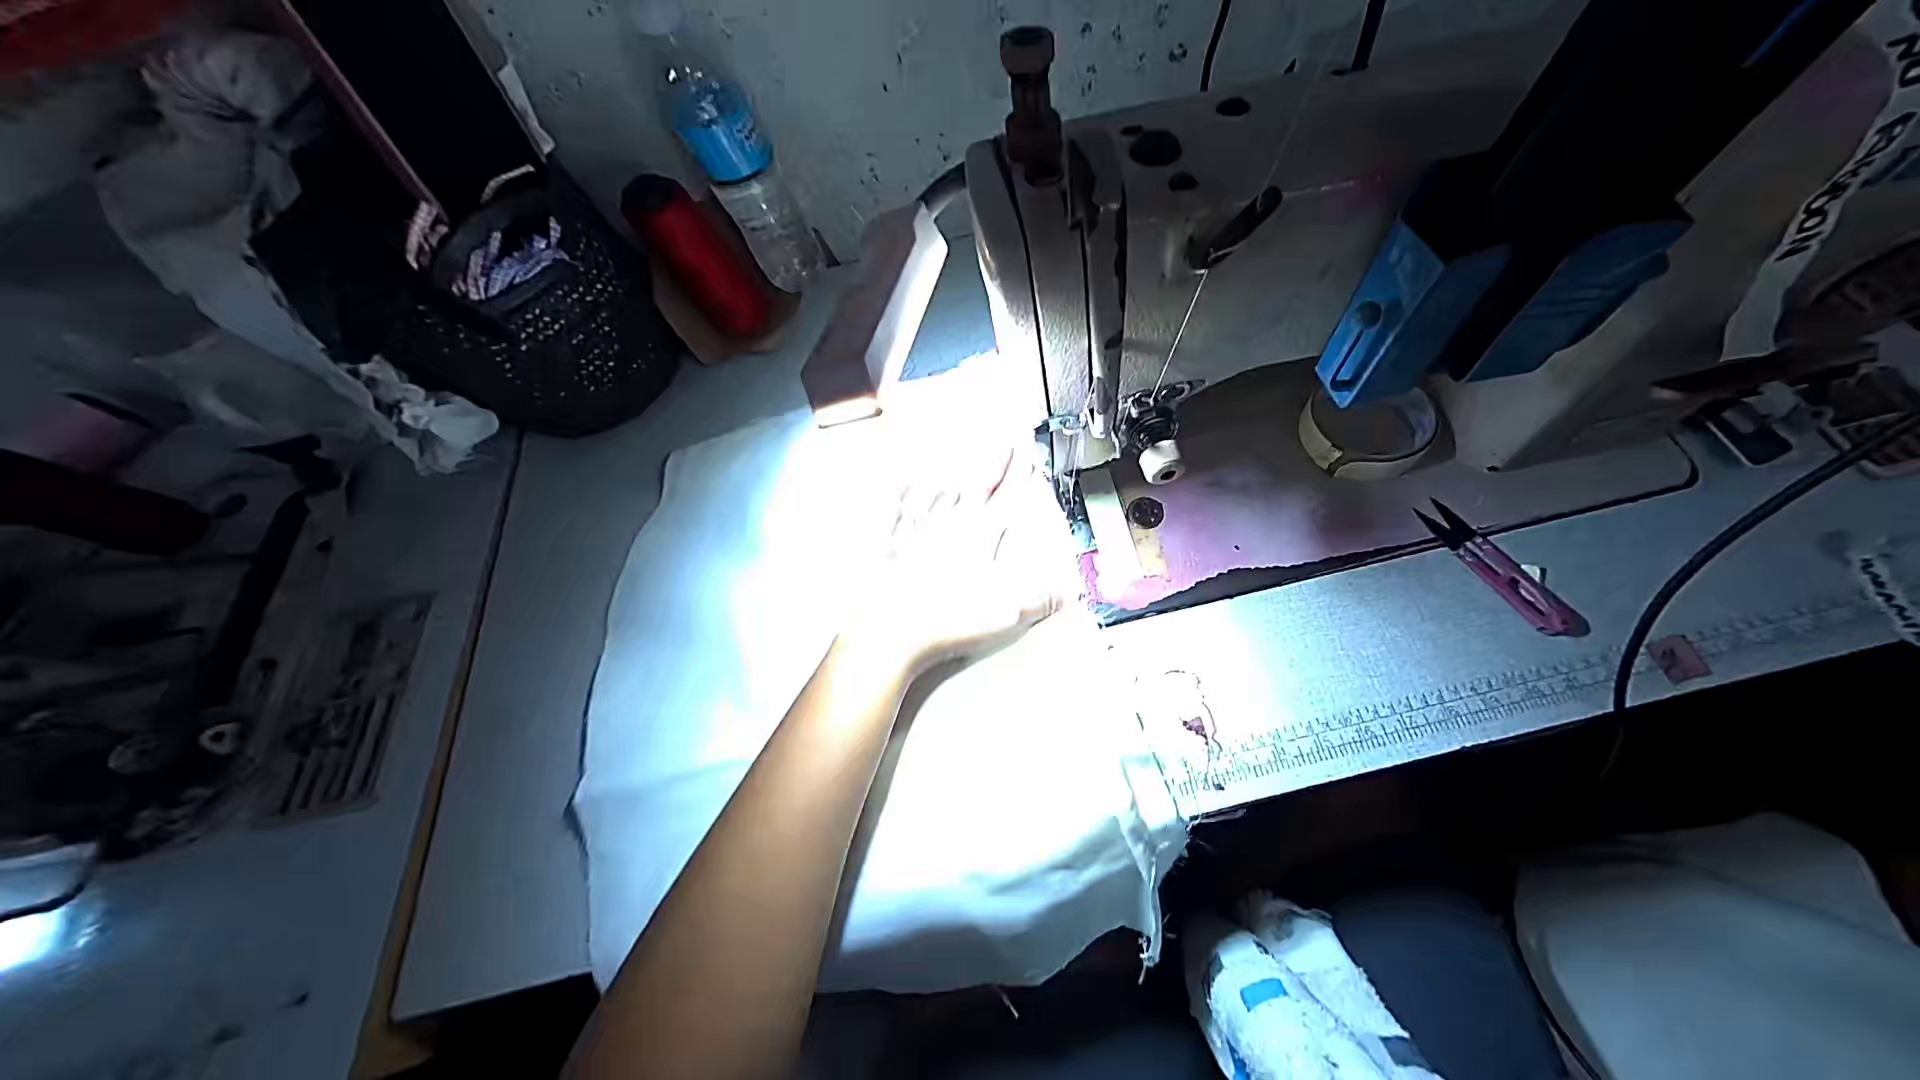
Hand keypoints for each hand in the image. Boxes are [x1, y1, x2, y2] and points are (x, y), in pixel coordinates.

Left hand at [847, 438, 1073, 672]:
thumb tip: (1065, 592)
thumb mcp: (1004, 614)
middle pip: (973, 486)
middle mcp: (945, 526)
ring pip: (935, 493)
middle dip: (991, 465)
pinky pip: (891, 508)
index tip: (1026, 453)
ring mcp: (913, 531)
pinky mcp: (886, 544)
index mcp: (975, 536)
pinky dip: (897, 491)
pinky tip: (899, 480)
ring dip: (952, 476)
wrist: (889, 633)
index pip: (1004, 495)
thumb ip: (1038, 599)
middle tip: (1002, 448)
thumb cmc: (943, 620)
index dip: (1018, 472)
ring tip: (961, 466)